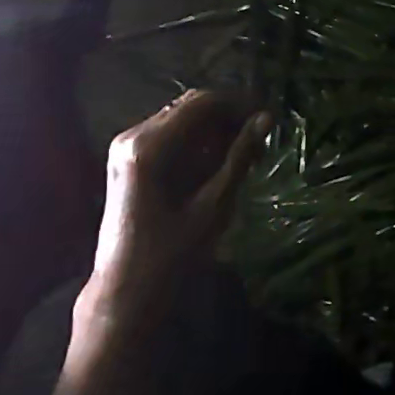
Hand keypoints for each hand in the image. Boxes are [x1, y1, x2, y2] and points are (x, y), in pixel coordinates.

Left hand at [86, 90, 270, 323]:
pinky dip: (198, 145)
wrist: (124, 291)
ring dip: (215, 132)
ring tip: (246, 160)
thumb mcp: (213, 206)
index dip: (240, 106)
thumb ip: (239, 157)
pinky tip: (218, 167)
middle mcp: (132, 137)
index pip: (202, 103)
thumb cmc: (170, 256)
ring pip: (182, 120)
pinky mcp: (128, 159)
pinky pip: (170, 137)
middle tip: (261, 147)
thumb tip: (265, 119)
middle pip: (190, 107)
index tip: (270, 120)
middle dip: (229, 120)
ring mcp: (126, 146)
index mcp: (148, 147)